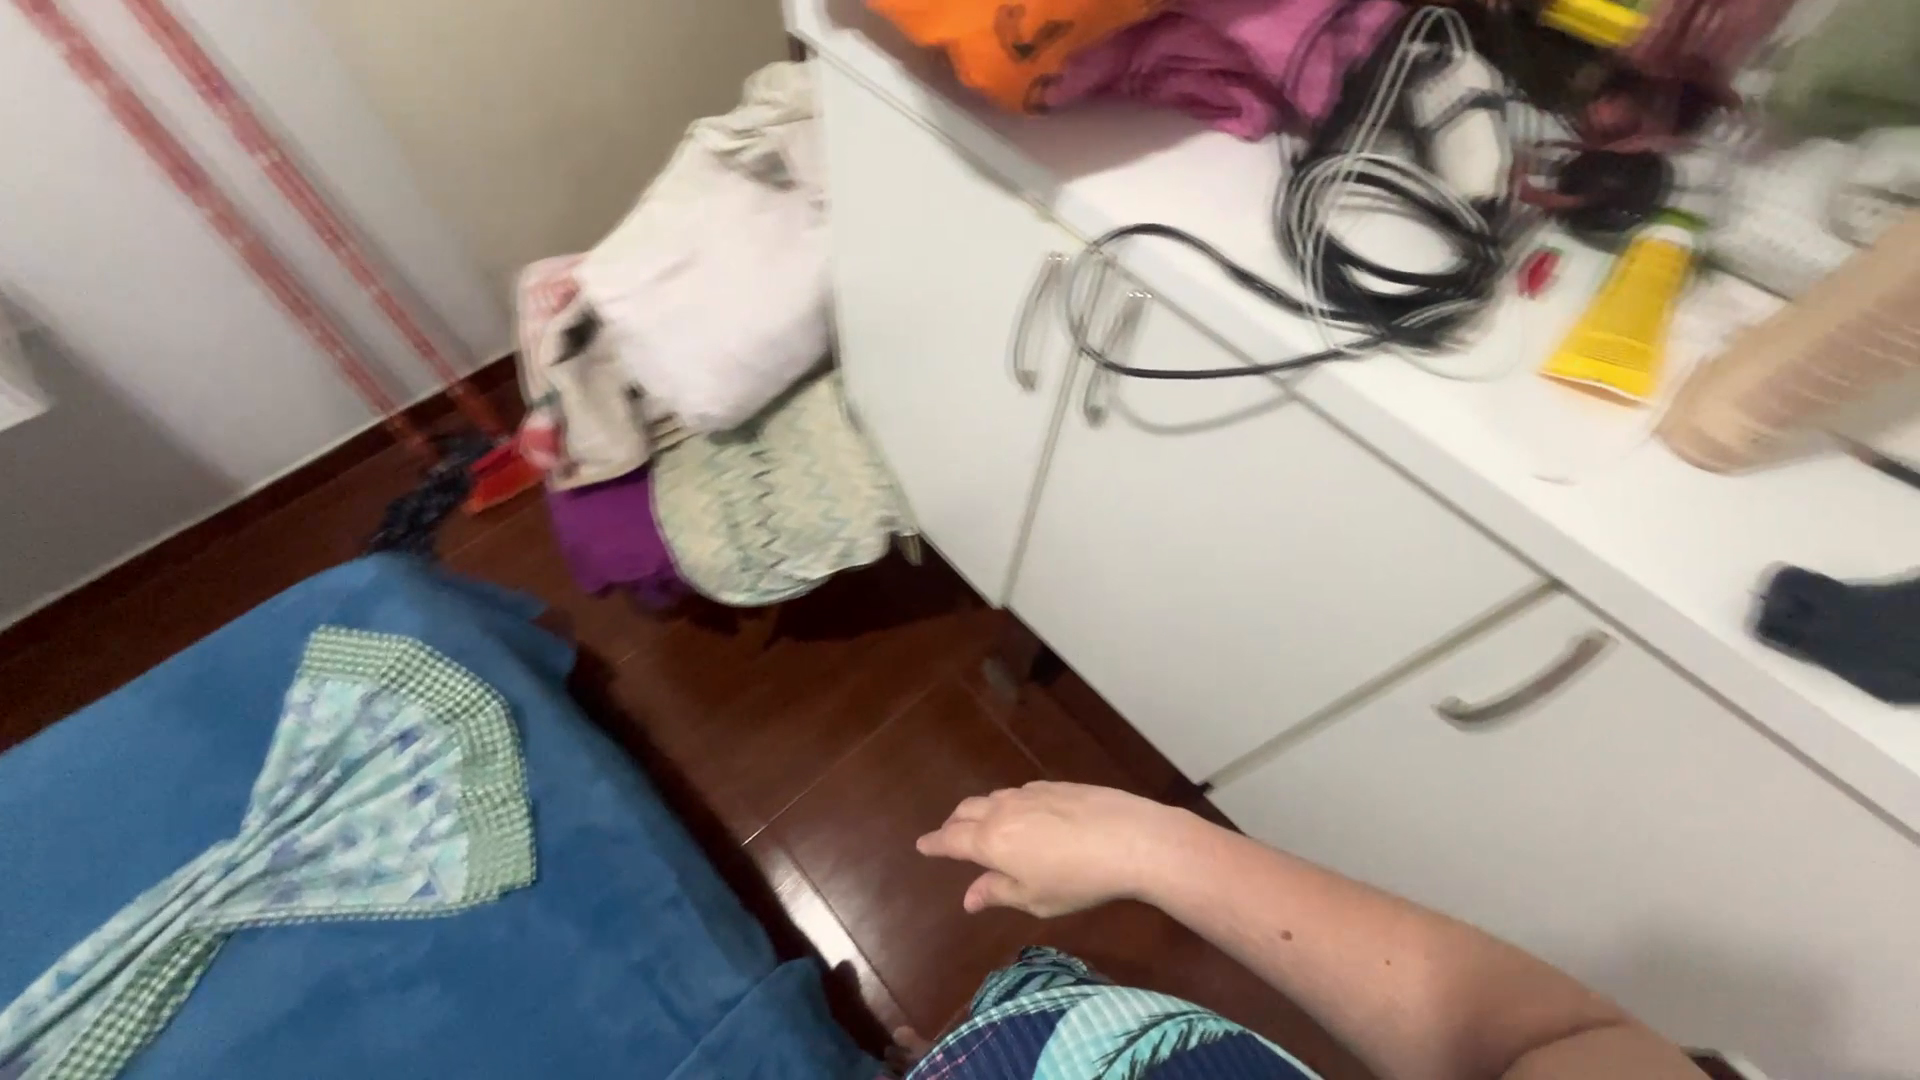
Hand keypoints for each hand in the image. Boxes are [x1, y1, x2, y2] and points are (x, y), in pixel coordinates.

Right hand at [915, 781, 1199, 916]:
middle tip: (949, 836)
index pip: (951, 840)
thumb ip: (997, 893)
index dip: (934, 843)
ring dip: (980, 811)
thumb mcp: (1035, 898)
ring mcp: (1030, 793)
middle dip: (953, 824)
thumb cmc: (1079, 879)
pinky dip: (1008, 805)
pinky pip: (1018, 793)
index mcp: (991, 840)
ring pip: (992, 798)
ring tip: (983, 825)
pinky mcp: (1055, 785)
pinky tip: (1023, 816)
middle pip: (966, 811)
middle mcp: (1003, 809)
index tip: (921, 844)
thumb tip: (968, 897)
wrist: (1130, 838)